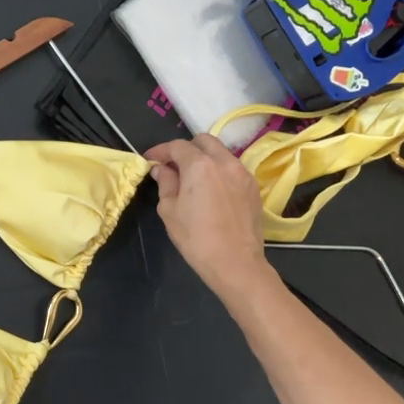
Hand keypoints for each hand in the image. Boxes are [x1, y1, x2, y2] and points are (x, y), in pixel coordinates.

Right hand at [144, 135, 276, 302]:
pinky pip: (233, 169)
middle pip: (203, 141)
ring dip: (204, 159)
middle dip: (186, 148)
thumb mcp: (169, 210)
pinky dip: (219, 171)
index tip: (150, 160)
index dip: (160, 150)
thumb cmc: (195, 237)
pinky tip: (211, 191)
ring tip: (192, 179)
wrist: (235, 262)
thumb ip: (165, 183)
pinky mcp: (253, 187)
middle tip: (173, 166)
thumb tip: (162, 169)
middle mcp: (224, 162)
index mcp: (199, 165)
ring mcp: (243, 173)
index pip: (177, 146)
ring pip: (221, 153)